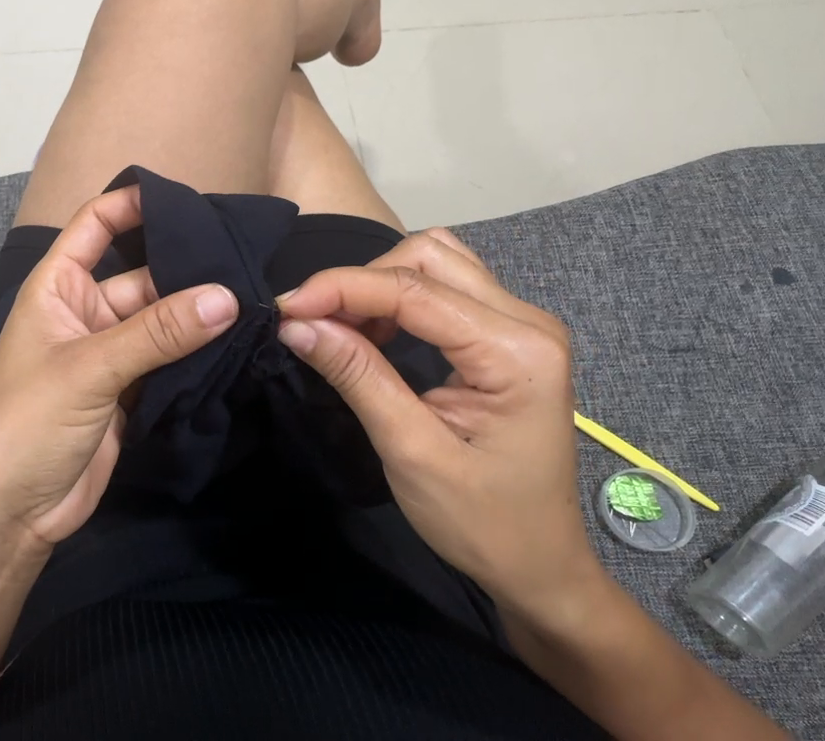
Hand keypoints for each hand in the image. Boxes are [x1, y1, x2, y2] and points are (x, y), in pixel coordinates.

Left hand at [0, 185, 238, 551]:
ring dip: (198, 316)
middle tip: (249, 265)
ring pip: (160, 321)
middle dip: (187, 271)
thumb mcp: (89, 369)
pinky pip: (167, 361)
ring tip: (257, 302)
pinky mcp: (127, 393)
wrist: (10, 514)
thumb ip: (158, 333)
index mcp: (56, 287)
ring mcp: (107, 354)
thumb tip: (227, 297)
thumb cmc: (26, 424)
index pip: (95, 225)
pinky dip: (197, 355)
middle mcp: (83, 312)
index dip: (134, 204)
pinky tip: (240, 344)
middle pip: (142, 276)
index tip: (189, 199)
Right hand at [275, 228, 598, 610]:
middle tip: (313, 322)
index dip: (341, 288)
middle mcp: (527, 321)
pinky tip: (373, 332)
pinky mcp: (506, 336)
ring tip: (341, 327)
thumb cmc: (483, 522)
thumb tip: (296, 324)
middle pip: (428, 258)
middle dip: (360, 281)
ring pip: (435, 262)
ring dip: (378, 285)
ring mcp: (521, 325)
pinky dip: (397, 298)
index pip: (414, 290)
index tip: (284, 308)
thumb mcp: (411, 451)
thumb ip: (358, 376)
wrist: (540, 566)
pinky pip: (445, 287)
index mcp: (516, 351)